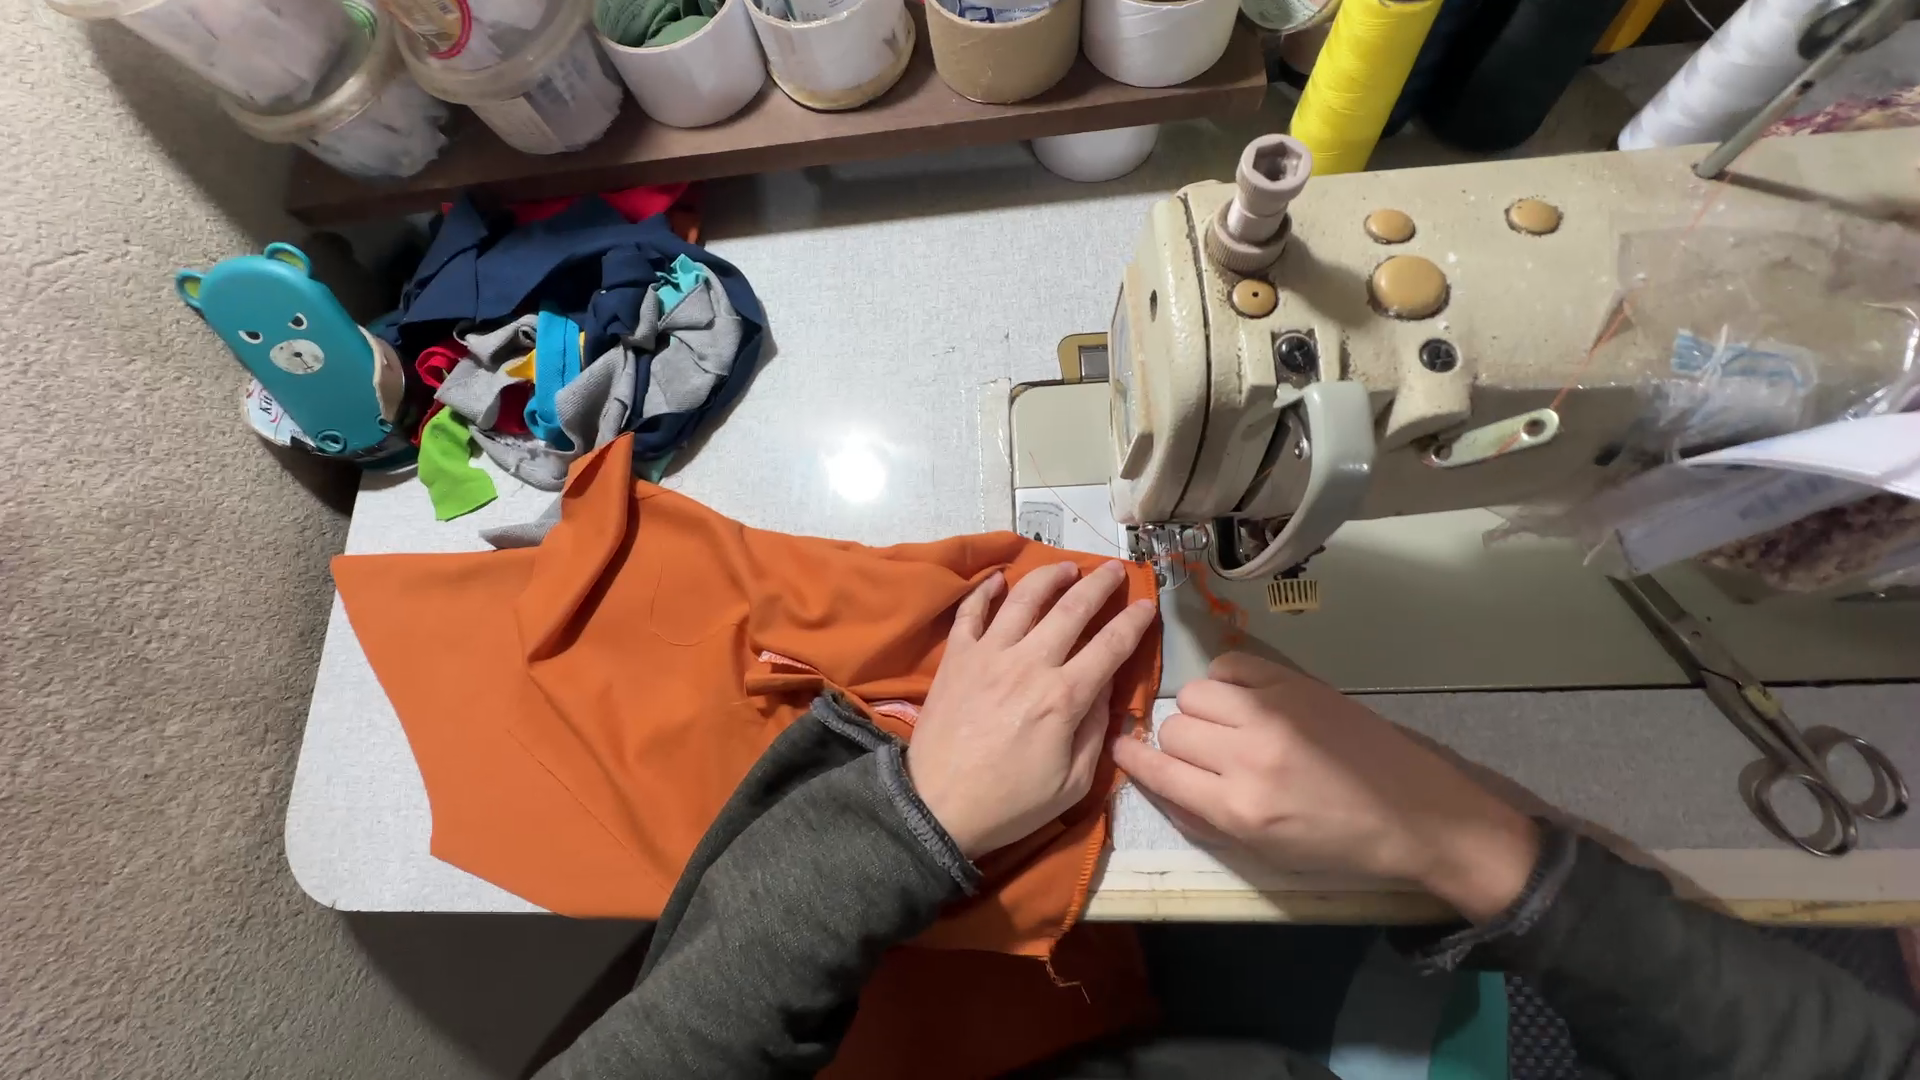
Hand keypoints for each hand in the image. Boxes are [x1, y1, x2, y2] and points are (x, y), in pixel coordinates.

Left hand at [908, 561, 1156, 858]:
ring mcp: (988, 655)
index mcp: (1063, 698)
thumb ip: (1094, 732)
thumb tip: (1105, 692)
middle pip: (1071, 610)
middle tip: (1114, 569)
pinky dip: (984, 591)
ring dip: (1049, 577)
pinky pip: (970, 612)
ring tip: (1065, 566)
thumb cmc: (1009, 803)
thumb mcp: (1072, 784)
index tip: (1146, 604)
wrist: (937, 807)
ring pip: (1023, 600)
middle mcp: (1028, 664)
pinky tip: (998, 579)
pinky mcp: (956, 657)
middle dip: (1098, 585)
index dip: (1133, 622)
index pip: (1110, 647)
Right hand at [1113, 652, 1538, 921]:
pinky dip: (1225, 683)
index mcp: (1240, 807)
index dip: (1132, 758)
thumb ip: (1202, 818)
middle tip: (1202, 753)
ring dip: (1199, 711)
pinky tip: (1242, 700)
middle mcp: (1248, 755)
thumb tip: (1157, 780)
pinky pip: (1228, 666)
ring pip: (1193, 693)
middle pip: (1173, 727)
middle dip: (1176, 743)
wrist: (1418, 812)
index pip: (1159, 770)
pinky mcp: (1292, 683)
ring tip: (1225, 725)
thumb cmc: (1338, 844)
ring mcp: (1271, 712)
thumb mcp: (1264, 853)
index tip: (1121, 746)